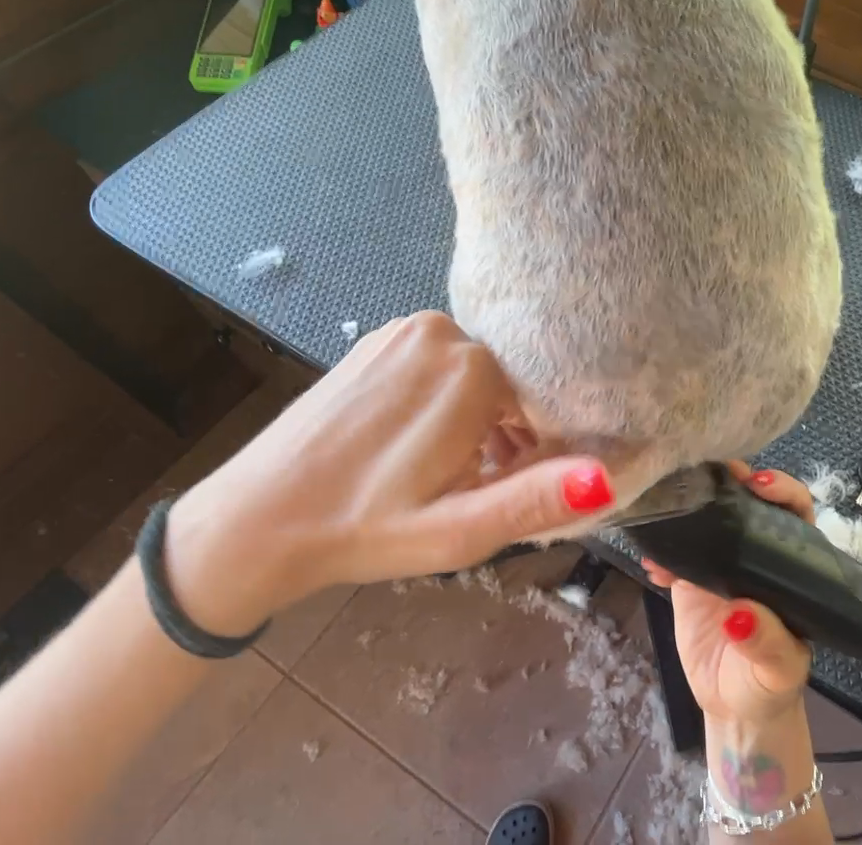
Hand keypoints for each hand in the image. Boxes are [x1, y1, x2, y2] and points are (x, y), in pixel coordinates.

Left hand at [163, 312, 612, 634]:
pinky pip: (436, 362)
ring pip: (473, 372)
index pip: (540, 402)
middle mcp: (441, 331)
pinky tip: (413, 443)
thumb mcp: (456, 533)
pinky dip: (441, 398)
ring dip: (475, 416)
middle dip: (505, 432)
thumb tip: (604, 479)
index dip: (534, 450)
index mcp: (471, 369)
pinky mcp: (375, 340)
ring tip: (442, 470)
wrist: (258, 517)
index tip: (503, 488)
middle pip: (508, 384)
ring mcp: (402, 329)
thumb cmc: (362, 529)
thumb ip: (533, 500)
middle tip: (471, 487)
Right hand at [643, 463, 814, 724]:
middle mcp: (757, 551)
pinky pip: (672, 553)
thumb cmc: (768, 683)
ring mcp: (721, 561)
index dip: (782, 490)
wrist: (733, 707)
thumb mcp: (778, 668)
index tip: (759, 485)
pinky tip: (651, 563)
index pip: (794, 510)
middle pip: (748, 500)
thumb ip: (767, 642)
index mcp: (789, 563)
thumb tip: (740, 614)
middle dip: (730, 480)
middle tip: (708, 475)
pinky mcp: (689, 579)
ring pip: (708, 516)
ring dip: (689, 506)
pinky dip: (659, 551)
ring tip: (671, 508)